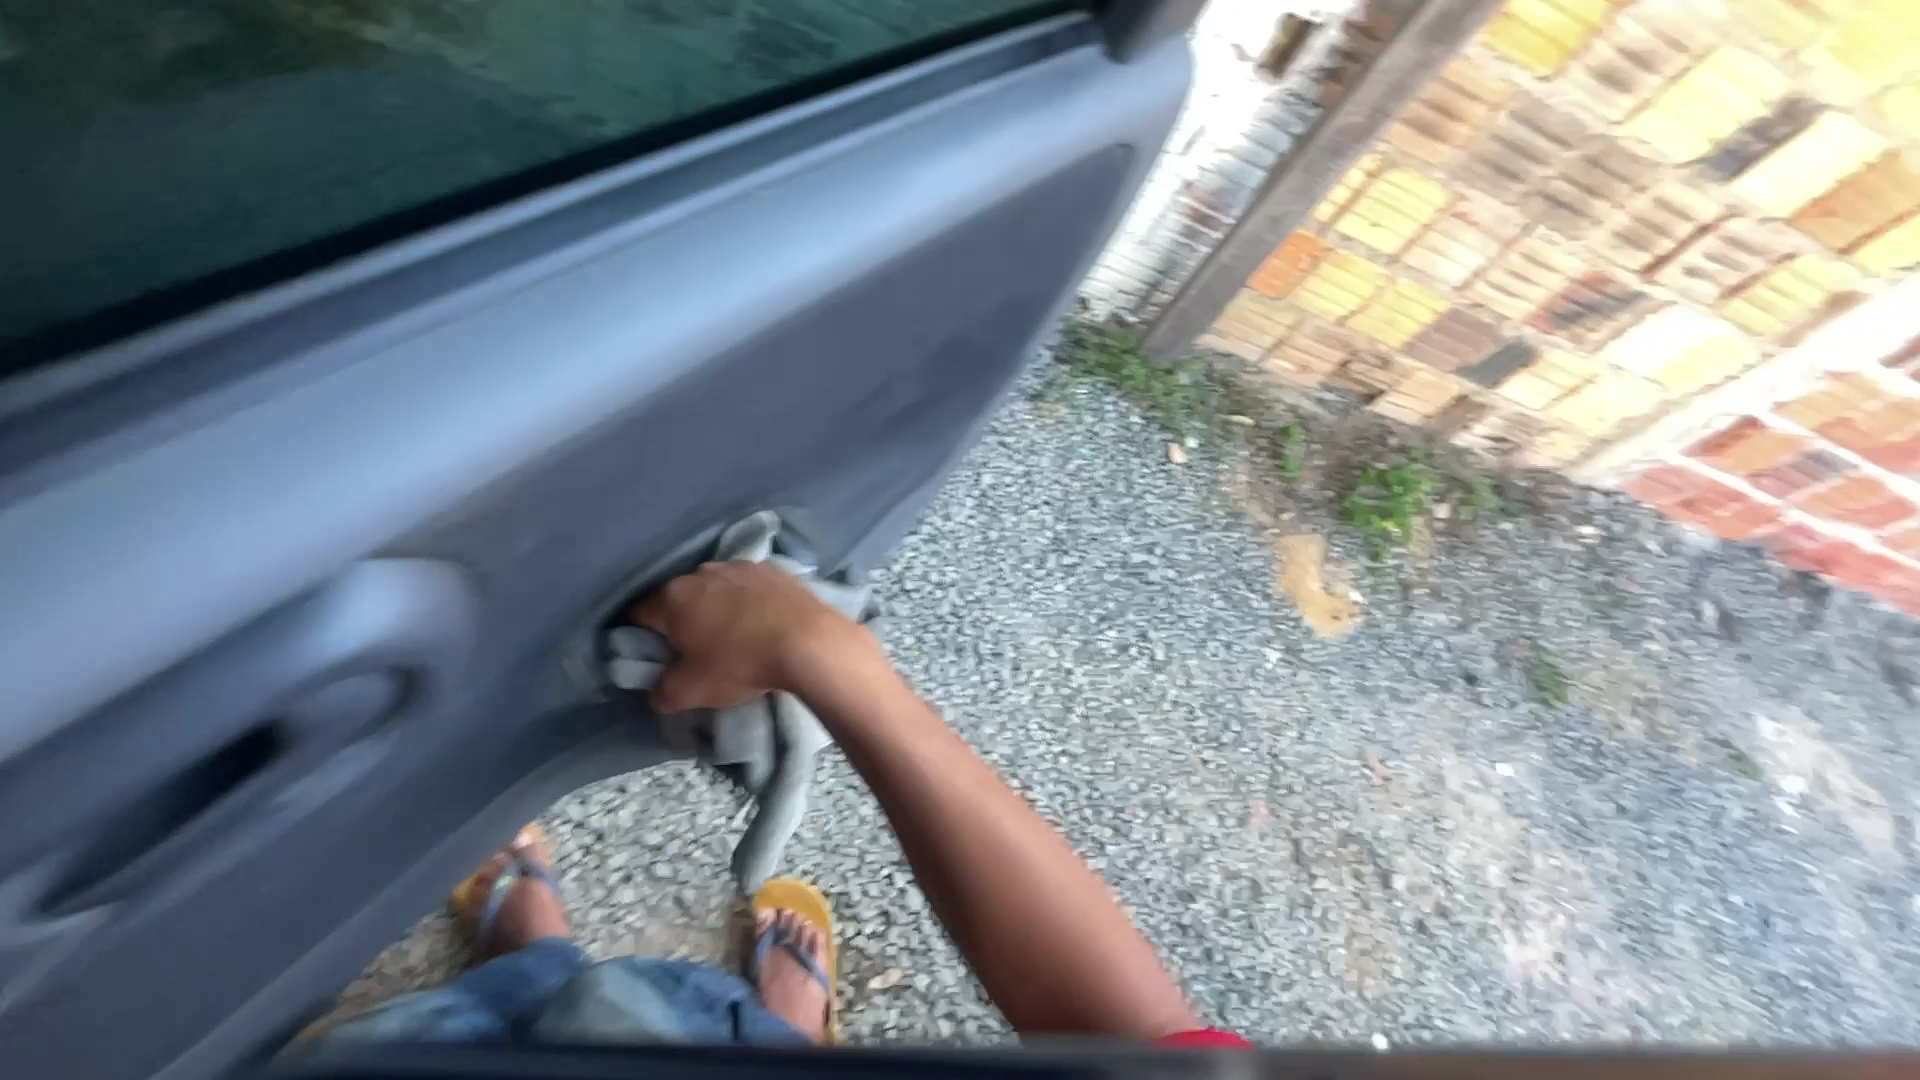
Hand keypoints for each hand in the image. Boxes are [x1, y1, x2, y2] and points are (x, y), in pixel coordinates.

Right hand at [632, 560, 871, 711]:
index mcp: (673, 596)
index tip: (657, 655)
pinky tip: (763, 621)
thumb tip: (657, 692)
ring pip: (717, 588)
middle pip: (680, 597)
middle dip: (683, 620)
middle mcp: (703, 571)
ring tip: (735, 634)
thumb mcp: (691, 691)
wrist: (809, 642)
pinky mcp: (775, 569)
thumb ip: (662, 692)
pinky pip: (750, 586)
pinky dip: (750, 601)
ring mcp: (741, 566)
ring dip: (718, 607)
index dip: (641, 636)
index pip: (640, 613)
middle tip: (697, 649)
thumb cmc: (741, 663)